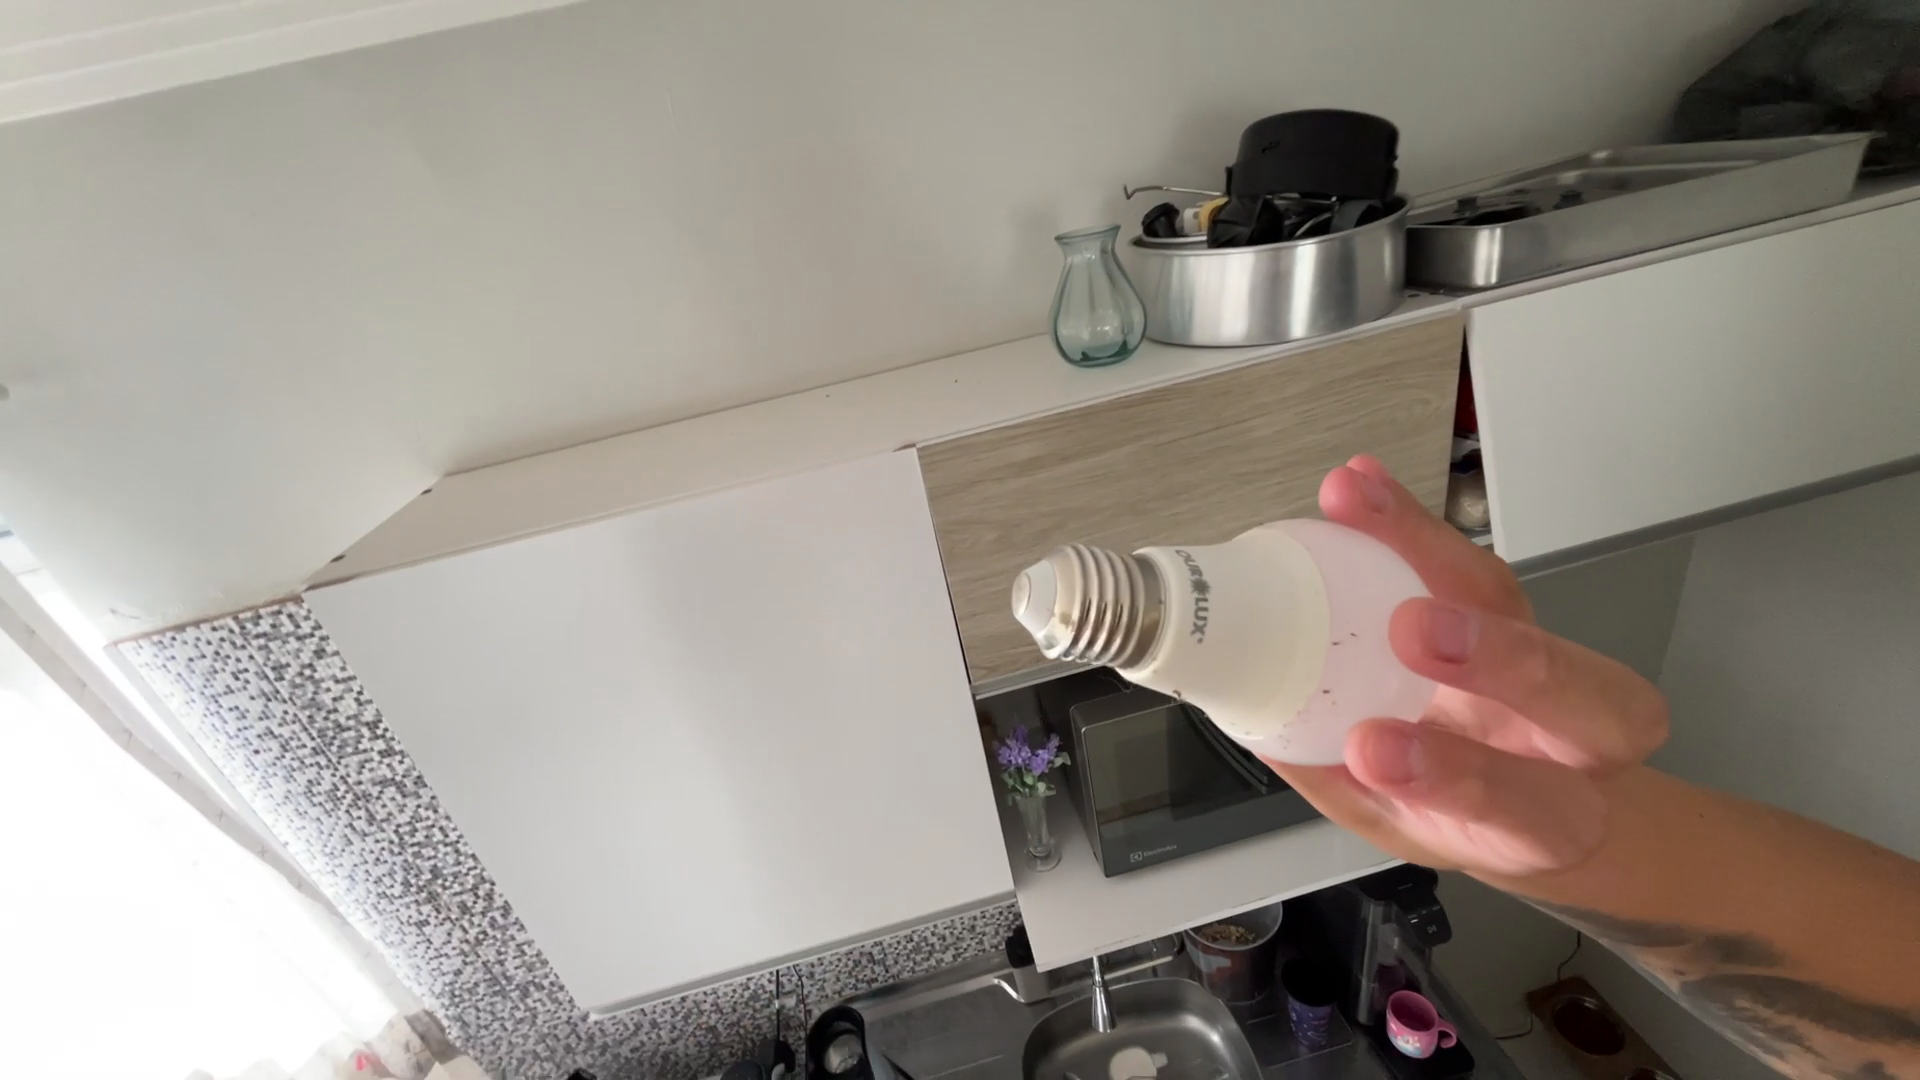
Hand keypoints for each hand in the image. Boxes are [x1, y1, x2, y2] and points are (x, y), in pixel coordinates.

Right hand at [1266, 456, 1670, 878]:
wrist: (1546, 794)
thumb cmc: (1472, 819)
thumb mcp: (1403, 828)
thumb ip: (1341, 783)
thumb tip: (1265, 726)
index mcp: (1549, 817)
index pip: (1531, 803)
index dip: (1456, 772)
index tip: (1370, 748)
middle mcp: (1570, 733)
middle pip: (1575, 688)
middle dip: (1498, 655)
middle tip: (1409, 626)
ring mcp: (1542, 657)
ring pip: (1509, 596)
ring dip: (1427, 545)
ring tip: (1352, 500)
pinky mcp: (1502, 605)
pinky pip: (1464, 557)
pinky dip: (1410, 521)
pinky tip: (1359, 483)